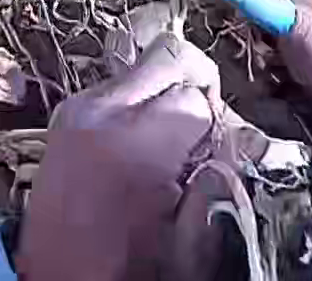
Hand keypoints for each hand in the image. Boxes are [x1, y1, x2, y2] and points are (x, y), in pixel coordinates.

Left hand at [17, 35, 218, 280]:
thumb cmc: (124, 270)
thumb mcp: (186, 242)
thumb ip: (217, 179)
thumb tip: (244, 136)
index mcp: (138, 142)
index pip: (196, 95)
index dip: (217, 118)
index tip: (218, 145)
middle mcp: (105, 108)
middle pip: (167, 53)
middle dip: (196, 77)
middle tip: (204, 118)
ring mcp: (81, 103)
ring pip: (141, 64)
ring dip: (164, 88)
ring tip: (168, 135)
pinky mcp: (66, 109)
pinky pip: (116, 84)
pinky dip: (136, 101)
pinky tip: (137, 140)